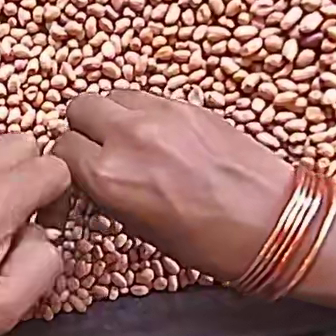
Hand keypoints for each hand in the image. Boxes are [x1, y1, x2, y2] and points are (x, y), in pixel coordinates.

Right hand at [53, 91, 292, 281]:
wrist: (273, 223)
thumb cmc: (207, 242)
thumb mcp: (138, 228)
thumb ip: (105, 191)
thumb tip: (90, 174)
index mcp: (109, 176)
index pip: (62, 149)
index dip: (66, 163)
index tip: (76, 172)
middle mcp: (128, 136)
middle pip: (79, 107)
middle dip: (82, 128)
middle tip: (97, 149)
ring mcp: (160, 113)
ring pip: (112, 94)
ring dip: (111, 115)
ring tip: (128, 140)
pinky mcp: (188, 103)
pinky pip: (147, 96)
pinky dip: (142, 112)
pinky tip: (159, 136)